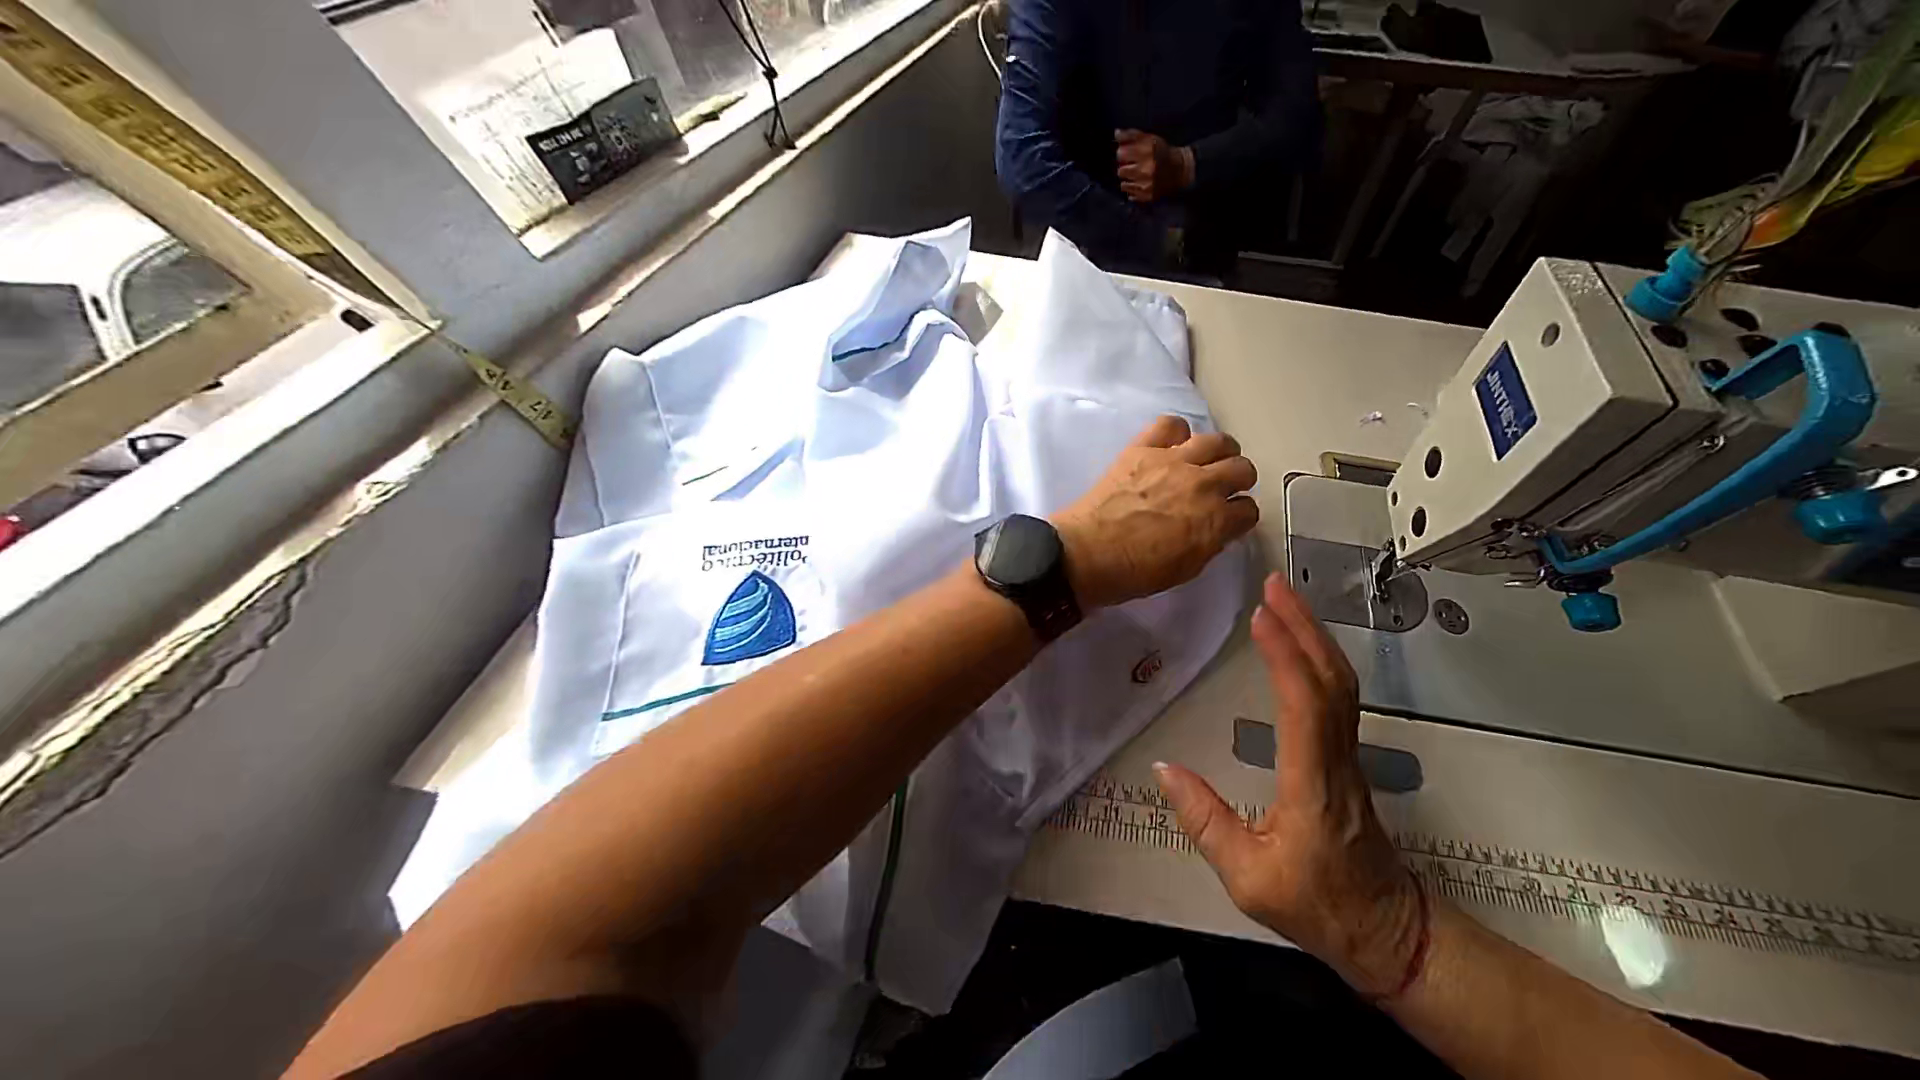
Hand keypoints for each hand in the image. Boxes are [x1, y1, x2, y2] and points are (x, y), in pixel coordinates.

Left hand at [1052, 415, 1256, 608]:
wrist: (1087, 554)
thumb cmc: (1135, 572)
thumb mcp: (1186, 568)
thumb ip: (1209, 542)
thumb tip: (1216, 529)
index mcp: (1216, 521)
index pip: (1248, 509)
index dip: (1240, 514)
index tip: (1231, 517)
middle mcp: (1202, 485)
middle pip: (1241, 468)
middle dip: (1238, 480)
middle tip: (1225, 486)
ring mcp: (1173, 462)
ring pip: (1216, 441)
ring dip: (1219, 451)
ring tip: (1207, 460)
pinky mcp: (1142, 449)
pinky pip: (1170, 425)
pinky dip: (1176, 433)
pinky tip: (1171, 446)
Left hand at [1115, 130, 1194, 202]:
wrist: (1180, 169)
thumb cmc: (1162, 151)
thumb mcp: (1150, 139)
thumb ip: (1132, 135)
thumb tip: (1116, 133)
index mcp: (1147, 152)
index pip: (1121, 154)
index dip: (1122, 154)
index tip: (1127, 154)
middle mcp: (1145, 169)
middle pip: (1120, 171)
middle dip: (1125, 168)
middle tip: (1132, 166)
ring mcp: (1146, 185)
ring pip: (1123, 185)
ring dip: (1128, 180)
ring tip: (1136, 176)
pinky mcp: (1147, 196)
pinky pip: (1130, 195)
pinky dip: (1133, 190)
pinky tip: (1140, 184)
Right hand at [1153, 572, 1423, 995]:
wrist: (1389, 931)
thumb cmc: (1317, 905)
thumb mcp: (1247, 877)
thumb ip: (1205, 822)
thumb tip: (1164, 769)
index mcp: (1312, 784)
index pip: (1304, 708)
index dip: (1285, 658)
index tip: (1261, 616)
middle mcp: (1337, 758)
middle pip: (1331, 680)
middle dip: (1303, 626)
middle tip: (1274, 584)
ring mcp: (1348, 754)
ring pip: (1340, 683)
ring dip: (1314, 636)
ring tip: (1283, 600)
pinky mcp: (1346, 755)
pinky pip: (1337, 694)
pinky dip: (1319, 657)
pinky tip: (1299, 643)